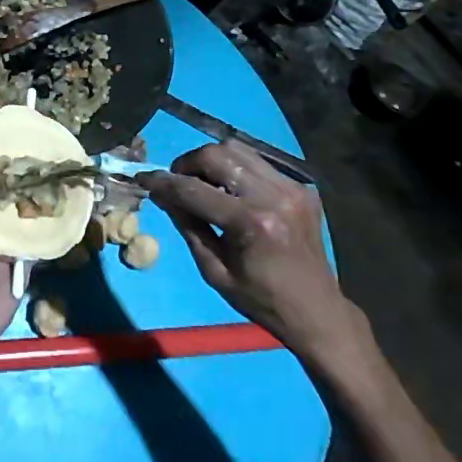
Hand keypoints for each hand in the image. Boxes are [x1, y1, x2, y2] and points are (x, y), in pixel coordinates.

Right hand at [137, 140, 361, 357]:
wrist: (318, 312)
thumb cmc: (261, 300)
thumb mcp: (214, 270)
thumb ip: (187, 225)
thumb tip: (161, 193)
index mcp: (251, 223)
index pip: (193, 189)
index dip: (162, 182)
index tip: (143, 179)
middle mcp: (273, 196)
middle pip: (215, 155)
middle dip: (187, 163)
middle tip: (177, 182)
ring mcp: (291, 187)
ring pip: (236, 149)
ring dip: (210, 160)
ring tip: (202, 181)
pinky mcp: (301, 187)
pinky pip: (257, 161)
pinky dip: (235, 168)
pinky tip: (231, 189)